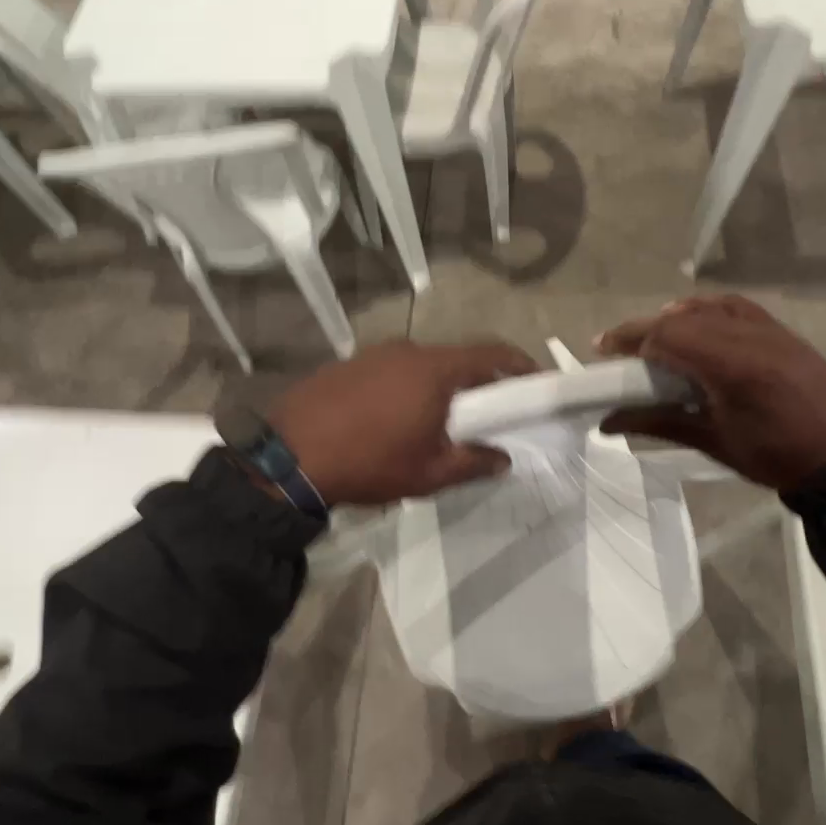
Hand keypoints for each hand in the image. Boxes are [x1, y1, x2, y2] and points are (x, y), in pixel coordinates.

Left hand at [270, 340, 539, 505]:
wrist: (288, 459)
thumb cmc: (369, 463)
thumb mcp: (429, 474)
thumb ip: (473, 462)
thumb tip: (502, 459)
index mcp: (434, 370)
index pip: (491, 354)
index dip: (520, 364)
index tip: (536, 380)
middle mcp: (406, 350)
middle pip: (455, 360)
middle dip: (475, 385)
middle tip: (484, 416)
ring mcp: (372, 354)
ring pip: (420, 367)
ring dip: (436, 389)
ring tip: (433, 426)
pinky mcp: (347, 365)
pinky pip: (390, 372)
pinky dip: (403, 390)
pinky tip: (392, 421)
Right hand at [595, 294, 825, 492]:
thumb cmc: (772, 457)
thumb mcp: (711, 441)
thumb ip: (656, 422)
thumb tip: (606, 421)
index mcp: (733, 367)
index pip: (670, 336)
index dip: (632, 339)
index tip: (604, 349)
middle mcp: (751, 337)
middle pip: (683, 318)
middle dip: (644, 328)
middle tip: (616, 346)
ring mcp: (770, 330)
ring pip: (709, 306)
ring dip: (674, 316)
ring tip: (652, 335)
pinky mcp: (782, 331)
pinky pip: (737, 306)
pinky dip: (708, 309)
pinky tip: (694, 321)